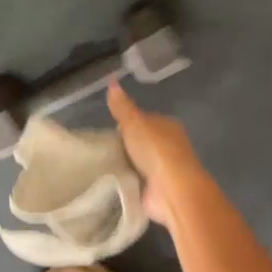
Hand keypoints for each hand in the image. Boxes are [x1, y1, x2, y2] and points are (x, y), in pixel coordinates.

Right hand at [108, 82, 198, 224]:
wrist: (173, 190)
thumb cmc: (156, 151)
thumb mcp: (134, 123)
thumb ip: (122, 106)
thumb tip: (112, 80)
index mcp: (167, 125)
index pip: (143, 120)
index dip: (125, 124)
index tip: (107, 131)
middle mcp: (168, 145)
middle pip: (139, 142)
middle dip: (122, 146)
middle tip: (99, 150)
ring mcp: (164, 169)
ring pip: (137, 162)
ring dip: (122, 165)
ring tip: (98, 166)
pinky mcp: (157, 189)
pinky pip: (135, 181)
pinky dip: (125, 182)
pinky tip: (109, 182)